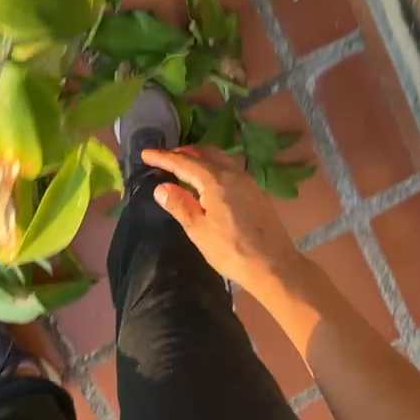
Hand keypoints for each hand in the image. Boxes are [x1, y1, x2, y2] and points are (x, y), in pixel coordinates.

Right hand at [142, 146, 306, 295]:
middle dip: (182, 153)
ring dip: (199, 158)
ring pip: (220, 159)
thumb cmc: (231, 250)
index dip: (163, 157)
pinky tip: (207, 182)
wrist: (274, 266)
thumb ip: (179, 205)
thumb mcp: (198, 230)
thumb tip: (162, 188)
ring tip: (184, 167)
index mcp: (215, 180)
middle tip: (164, 159)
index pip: (184, 162)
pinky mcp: (256, 192)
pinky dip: (213, 167)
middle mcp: (233, 173)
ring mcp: (248, 182)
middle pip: (204, 153)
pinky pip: (230, 169)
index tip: (145, 154)